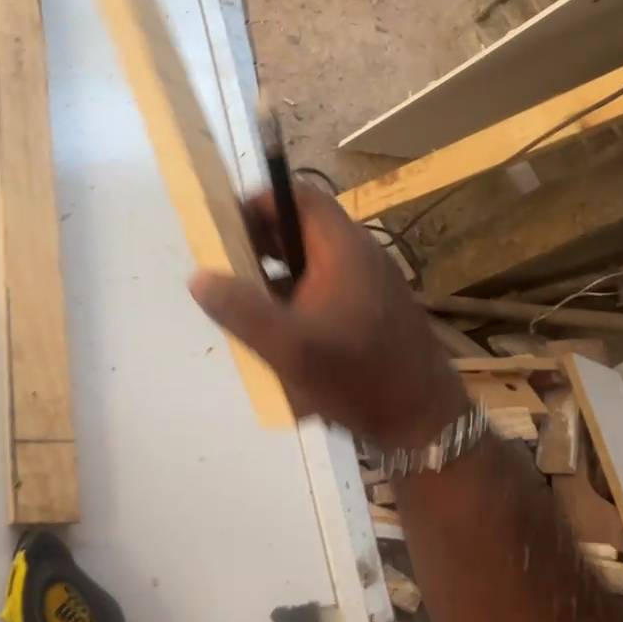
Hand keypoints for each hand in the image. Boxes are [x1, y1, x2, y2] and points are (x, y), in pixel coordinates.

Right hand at [189, 182, 466, 454]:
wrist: (423, 424)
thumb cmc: (356, 377)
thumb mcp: (287, 347)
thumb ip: (240, 310)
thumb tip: (199, 277)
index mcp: (342, 250)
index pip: (299, 196)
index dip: (259, 201)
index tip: (224, 225)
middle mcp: (360, 256)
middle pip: (302, 225)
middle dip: (260, 239)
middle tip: (225, 264)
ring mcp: (369, 283)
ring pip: (312, 258)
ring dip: (275, 269)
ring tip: (244, 297)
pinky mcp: (372, 309)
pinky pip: (324, 284)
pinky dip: (295, 292)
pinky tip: (278, 327)